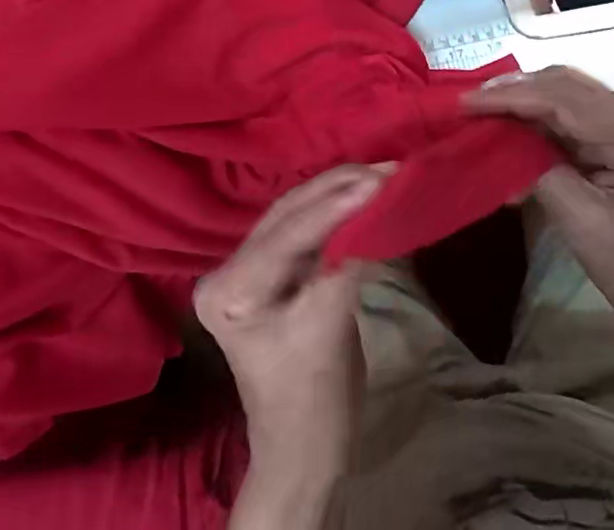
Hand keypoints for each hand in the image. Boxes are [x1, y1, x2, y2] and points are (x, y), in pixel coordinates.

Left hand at [195, 164, 384, 486]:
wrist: (305, 444)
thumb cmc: (313, 398)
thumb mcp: (330, 329)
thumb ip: (347, 264)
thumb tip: (377, 207)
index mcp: (228, 290)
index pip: (288, 234)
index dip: (336, 203)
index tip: (380, 178)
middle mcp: (227, 271)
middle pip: (288, 213)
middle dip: (339, 186)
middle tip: (387, 168)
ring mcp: (247, 268)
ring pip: (297, 213)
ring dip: (340, 191)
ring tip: (382, 173)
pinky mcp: (271, 271)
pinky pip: (306, 228)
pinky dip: (338, 210)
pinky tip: (365, 194)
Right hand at [462, 67, 613, 349]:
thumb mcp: (581, 223)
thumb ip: (540, 172)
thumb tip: (500, 140)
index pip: (568, 101)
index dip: (514, 96)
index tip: (468, 101)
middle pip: (575, 87)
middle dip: (520, 88)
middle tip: (473, 99)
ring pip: (578, 97)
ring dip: (532, 98)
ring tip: (487, 105)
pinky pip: (585, 120)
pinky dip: (548, 119)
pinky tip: (518, 124)